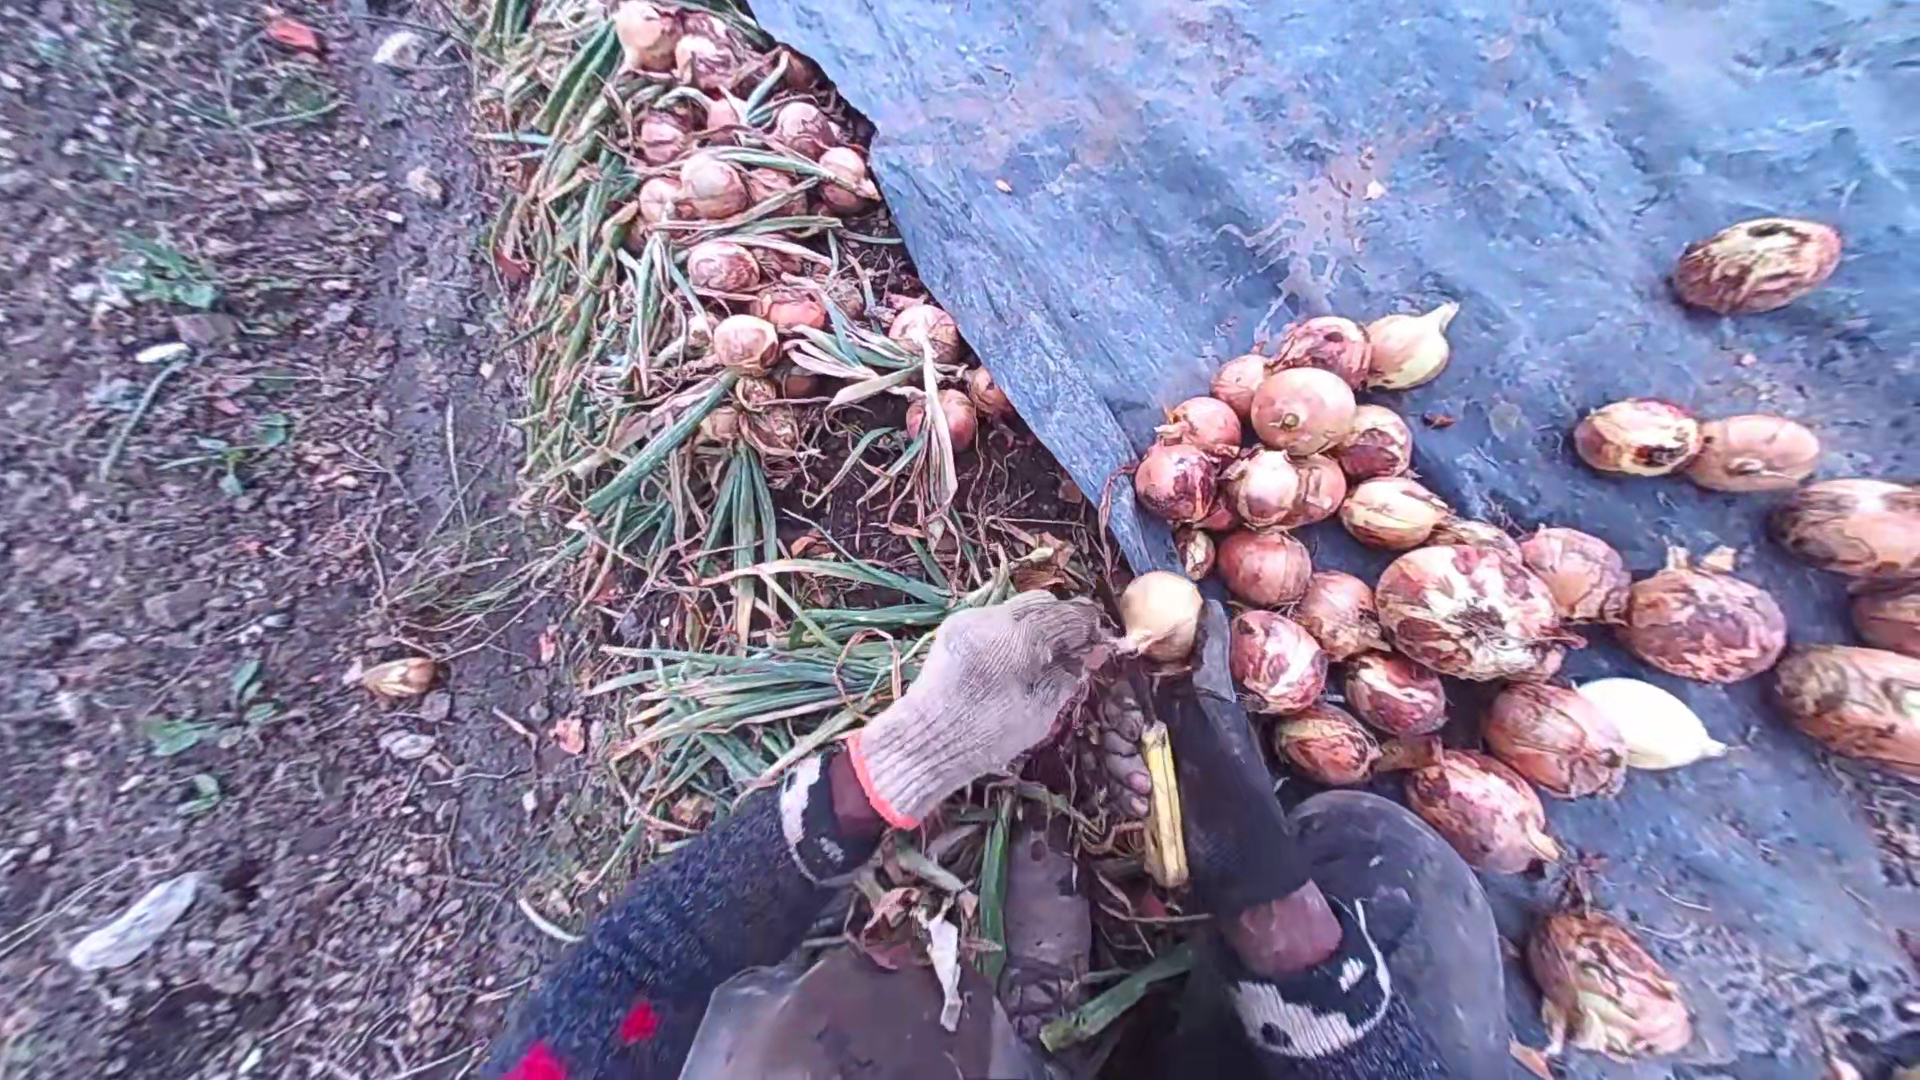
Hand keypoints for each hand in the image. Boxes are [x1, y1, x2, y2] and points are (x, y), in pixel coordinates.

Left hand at [848, 591, 1103, 826]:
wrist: (926, 739)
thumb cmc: (987, 735)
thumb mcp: (1040, 712)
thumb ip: (1068, 675)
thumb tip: (1095, 651)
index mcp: (1017, 638)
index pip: (1066, 615)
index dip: (1088, 626)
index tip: (1099, 640)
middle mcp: (992, 617)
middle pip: (1041, 602)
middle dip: (1061, 620)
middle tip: (1073, 649)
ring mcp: (970, 618)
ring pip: (1017, 607)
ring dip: (1036, 624)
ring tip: (1042, 657)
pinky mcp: (954, 625)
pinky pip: (994, 618)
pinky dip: (1011, 631)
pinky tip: (1013, 658)